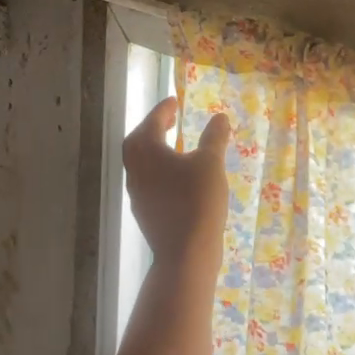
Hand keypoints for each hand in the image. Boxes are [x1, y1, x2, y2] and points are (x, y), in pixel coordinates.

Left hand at [123, 97, 230, 275]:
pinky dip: (160, 169)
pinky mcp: (144, 211)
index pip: (152, 122)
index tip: (174, 101)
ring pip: (141, 163)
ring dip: (156, 149)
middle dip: (153, 128)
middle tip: (171, 119)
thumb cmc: (197, 200)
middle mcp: (134, 170)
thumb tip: (219, 117)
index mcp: (145, 151)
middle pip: (138, 142)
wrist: (185, 253)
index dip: (163, 109)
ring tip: (176, 145)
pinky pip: (149, 181)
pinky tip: (179, 175)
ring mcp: (136, 193)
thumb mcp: (210, 163)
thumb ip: (214, 137)